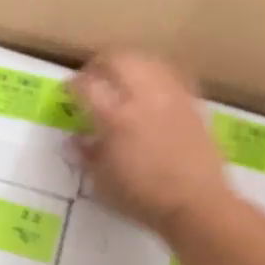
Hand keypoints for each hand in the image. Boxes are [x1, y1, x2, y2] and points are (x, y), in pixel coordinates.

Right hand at [69, 49, 229, 238]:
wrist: (197, 205)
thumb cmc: (143, 199)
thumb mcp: (102, 182)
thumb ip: (86, 155)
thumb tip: (73, 140)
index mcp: (115, 118)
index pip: (86, 85)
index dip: (72, 84)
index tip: (67, 92)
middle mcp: (143, 98)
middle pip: (118, 59)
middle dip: (100, 63)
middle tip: (92, 76)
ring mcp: (171, 97)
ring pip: (147, 60)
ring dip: (129, 63)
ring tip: (121, 77)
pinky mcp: (193, 103)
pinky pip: (173, 75)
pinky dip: (157, 74)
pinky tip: (153, 88)